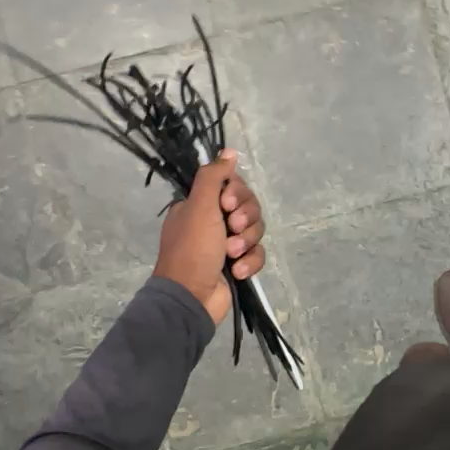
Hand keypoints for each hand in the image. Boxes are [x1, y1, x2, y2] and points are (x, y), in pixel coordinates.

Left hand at [152, 151, 266, 323]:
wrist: (192, 297)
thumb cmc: (192, 248)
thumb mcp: (199, 206)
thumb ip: (214, 176)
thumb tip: (229, 151)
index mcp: (200, 205)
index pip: (233, 187)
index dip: (237, 195)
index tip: (227, 205)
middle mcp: (213, 222)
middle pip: (248, 207)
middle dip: (245, 220)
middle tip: (232, 229)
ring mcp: (226, 244)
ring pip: (255, 231)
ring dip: (247, 242)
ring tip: (232, 255)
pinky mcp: (238, 264)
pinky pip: (257, 253)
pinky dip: (250, 261)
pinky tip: (238, 271)